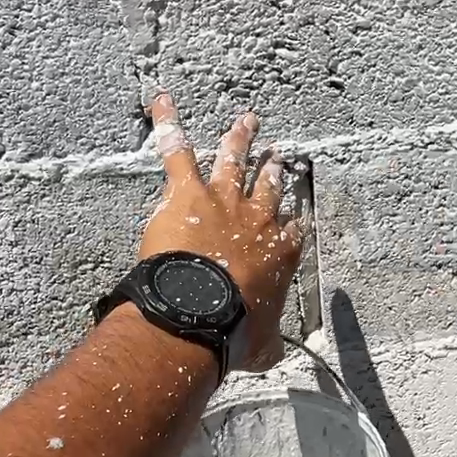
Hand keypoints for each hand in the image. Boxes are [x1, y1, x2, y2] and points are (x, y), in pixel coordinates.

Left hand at [139, 94, 304, 372]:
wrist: (203, 312)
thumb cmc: (235, 330)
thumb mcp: (262, 345)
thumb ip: (269, 345)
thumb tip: (274, 358)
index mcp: (278, 251)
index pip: (293, 229)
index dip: (293, 219)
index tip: (296, 213)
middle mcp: (258, 218)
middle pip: (269, 187)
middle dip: (274, 170)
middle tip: (277, 156)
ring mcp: (225, 199)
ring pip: (235, 160)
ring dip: (241, 138)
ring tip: (248, 120)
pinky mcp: (190, 191)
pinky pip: (177, 149)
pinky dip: (168, 123)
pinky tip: (160, 98)